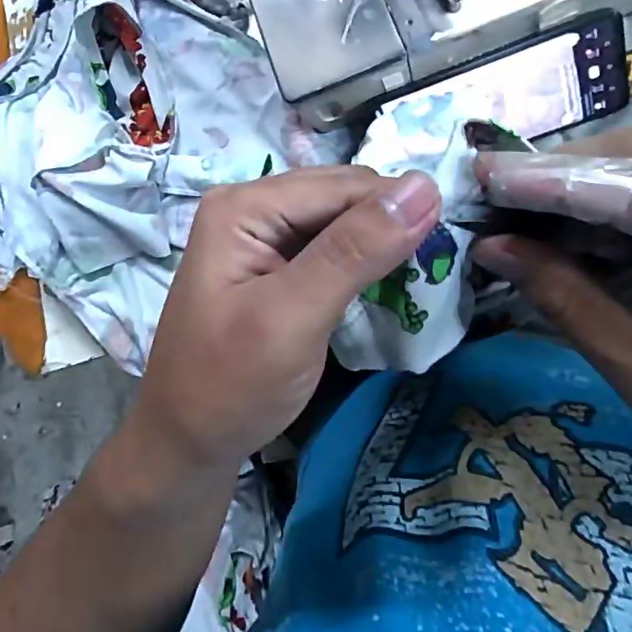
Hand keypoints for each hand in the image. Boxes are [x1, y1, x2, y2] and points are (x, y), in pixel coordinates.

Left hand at [130, 166, 441, 471]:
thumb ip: (355, 251)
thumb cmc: (231, 386)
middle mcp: (252, 206)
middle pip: (344, 196)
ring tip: (414, 278)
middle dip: (389, 225)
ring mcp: (263, 235)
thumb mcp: (293, 318)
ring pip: (344, 220)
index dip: (396, 208)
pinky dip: (364, 263)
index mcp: (244, 205)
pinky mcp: (277, 264)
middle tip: (431, 270)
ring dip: (381, 244)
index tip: (444, 249)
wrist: (186, 446)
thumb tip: (424, 186)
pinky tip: (385, 284)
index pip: (342, 185)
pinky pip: (334, 246)